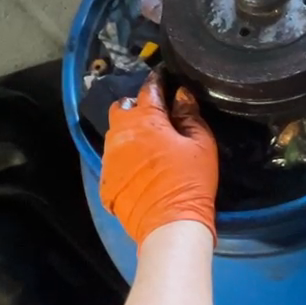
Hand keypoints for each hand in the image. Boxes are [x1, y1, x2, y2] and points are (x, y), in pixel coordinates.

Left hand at [102, 71, 218, 245]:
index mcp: (145, 120)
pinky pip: (113, 160)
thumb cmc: (189, 180)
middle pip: (123, 108)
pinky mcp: (105, 181)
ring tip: (147, 142)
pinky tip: (139, 168)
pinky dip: (124, 157)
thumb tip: (181, 94)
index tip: (165, 79)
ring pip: (115, 133)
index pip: (149, 89)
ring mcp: (109, 158)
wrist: (170, 225)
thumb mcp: (200, 143)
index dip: (158, 82)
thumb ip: (189, 114)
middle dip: (136, 106)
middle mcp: (120, 133)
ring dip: (129, 131)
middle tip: (155, 116)